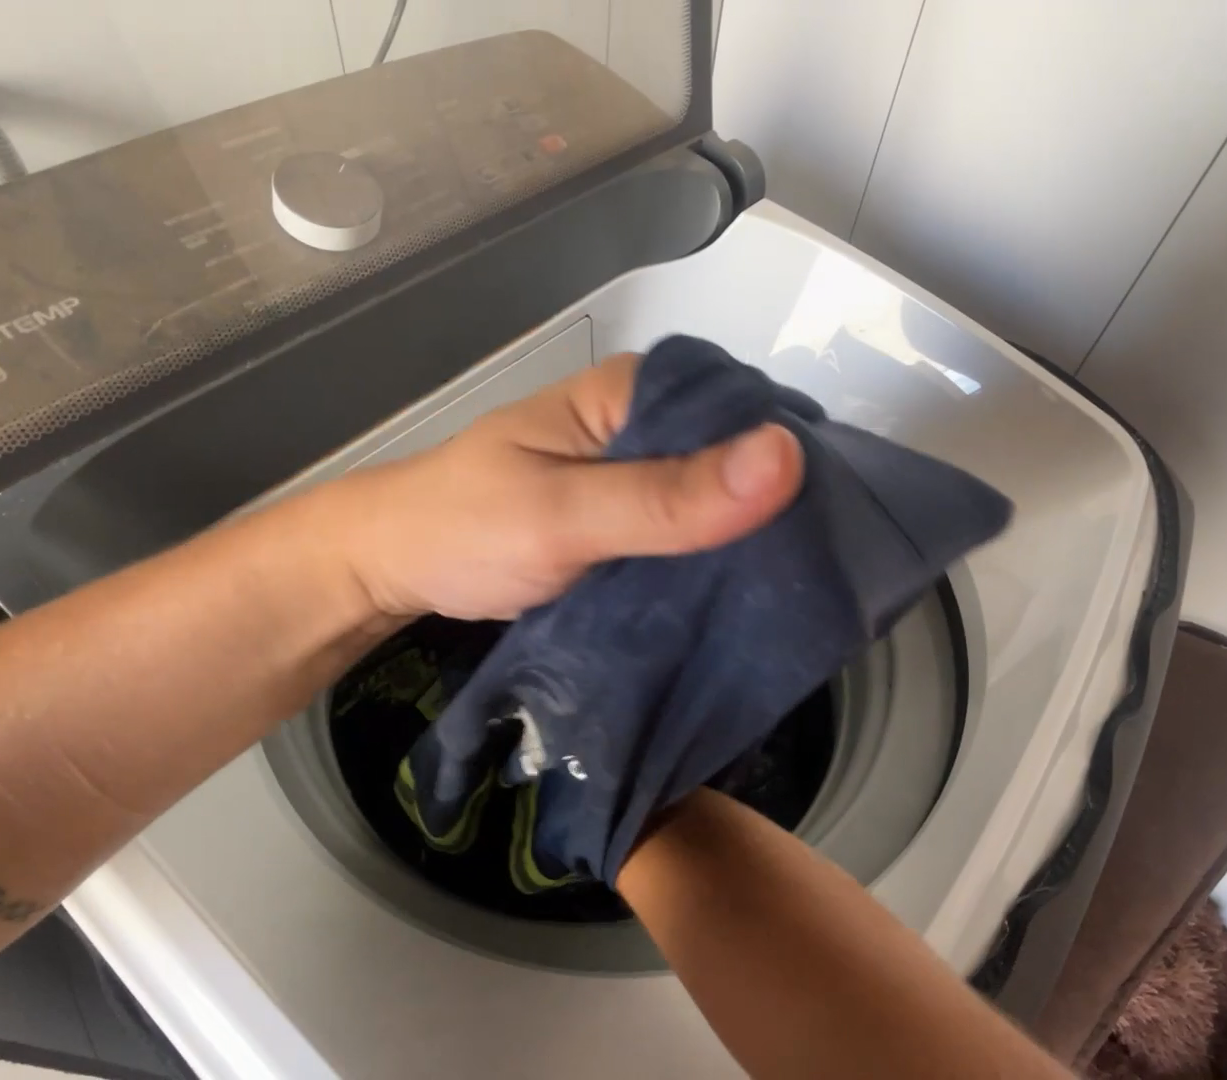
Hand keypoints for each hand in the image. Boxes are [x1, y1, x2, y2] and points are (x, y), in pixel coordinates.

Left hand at [320, 353, 803, 620]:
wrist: (394, 568)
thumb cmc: (463, 529)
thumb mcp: (566, 515)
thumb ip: (667, 496)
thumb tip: (785, 457)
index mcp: (632, 392)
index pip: (742, 411)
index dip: (788, 463)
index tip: (832, 526)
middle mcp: (641, 422)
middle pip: (733, 457)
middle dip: (770, 509)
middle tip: (818, 570)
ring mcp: (631, 472)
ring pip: (712, 498)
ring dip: (743, 538)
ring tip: (793, 588)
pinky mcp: (623, 517)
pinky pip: (684, 531)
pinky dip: (708, 559)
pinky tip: (739, 593)